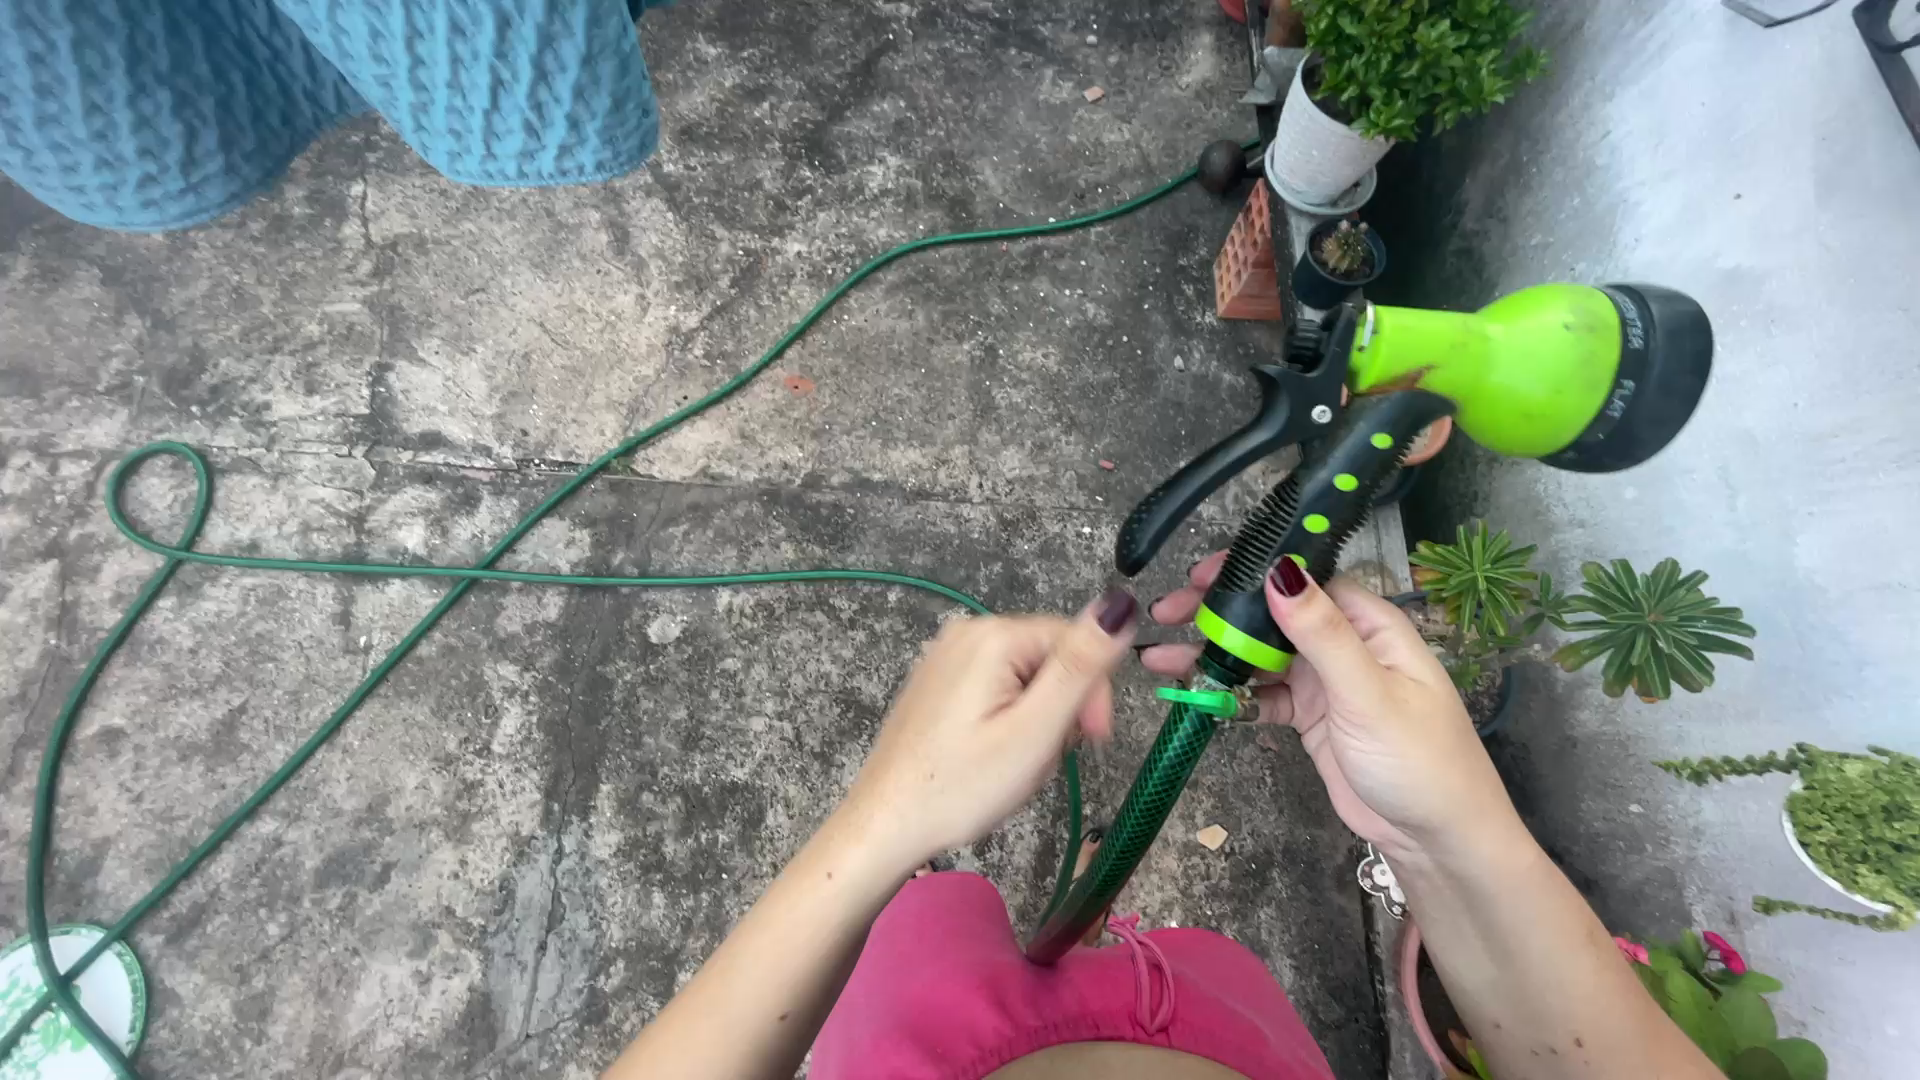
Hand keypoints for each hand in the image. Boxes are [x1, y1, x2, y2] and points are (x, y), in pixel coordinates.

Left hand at [841, 590, 1138, 868]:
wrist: (886, 825)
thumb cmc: (963, 785)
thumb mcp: (1035, 730)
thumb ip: (1080, 666)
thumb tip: (1120, 604)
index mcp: (994, 635)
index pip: (1075, 641)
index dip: (1093, 692)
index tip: (1093, 742)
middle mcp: (966, 630)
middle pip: (1048, 657)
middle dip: (1060, 708)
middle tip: (1043, 759)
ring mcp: (945, 654)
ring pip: (1024, 676)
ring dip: (1035, 718)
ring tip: (1015, 763)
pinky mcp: (936, 679)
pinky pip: (994, 686)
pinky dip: (1006, 718)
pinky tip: (990, 754)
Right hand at [1139, 554, 1517, 860]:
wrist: (1435, 843)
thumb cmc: (1418, 761)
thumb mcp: (1367, 694)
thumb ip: (1322, 634)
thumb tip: (1279, 572)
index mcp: (1368, 626)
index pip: (1303, 580)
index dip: (1251, 571)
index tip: (1201, 576)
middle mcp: (1342, 644)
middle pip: (1269, 616)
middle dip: (1216, 614)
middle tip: (1166, 613)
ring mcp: (1322, 681)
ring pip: (1257, 656)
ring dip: (1211, 656)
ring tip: (1160, 660)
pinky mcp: (1307, 715)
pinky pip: (1258, 695)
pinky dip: (1227, 694)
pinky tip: (1193, 695)